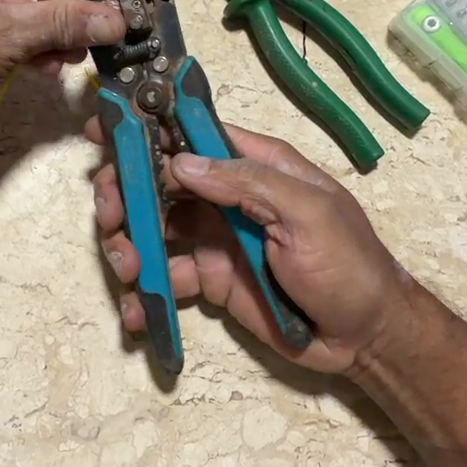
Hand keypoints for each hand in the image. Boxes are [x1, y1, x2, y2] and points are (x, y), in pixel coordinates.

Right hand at [89, 120, 428, 374]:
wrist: (365, 338)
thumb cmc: (347, 264)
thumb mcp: (308, 213)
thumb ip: (247, 182)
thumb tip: (180, 162)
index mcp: (253, 165)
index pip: (191, 133)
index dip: (146, 128)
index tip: (102, 132)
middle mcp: (225, 196)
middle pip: (157, 180)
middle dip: (124, 192)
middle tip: (109, 214)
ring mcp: (212, 237)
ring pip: (151, 227)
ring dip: (127, 242)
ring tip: (127, 267)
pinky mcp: (207, 279)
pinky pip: (163, 277)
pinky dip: (143, 292)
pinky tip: (135, 311)